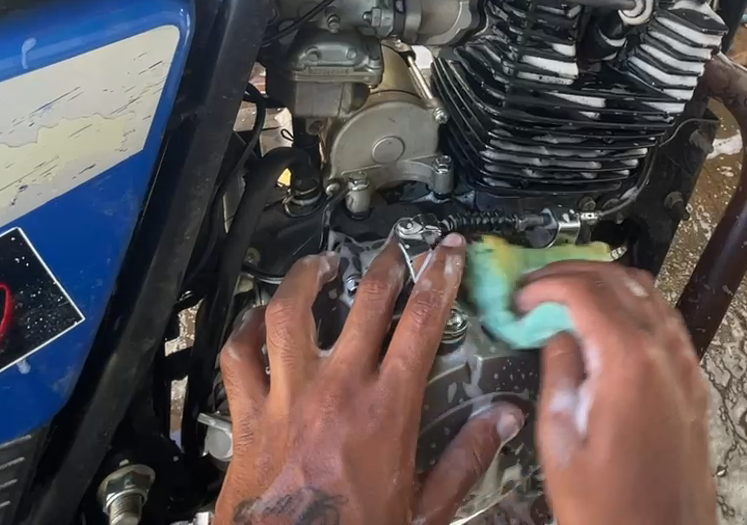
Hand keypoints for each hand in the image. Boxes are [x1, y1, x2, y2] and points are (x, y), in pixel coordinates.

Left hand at [216, 234, 522, 524]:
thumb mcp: (424, 510)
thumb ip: (467, 458)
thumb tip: (508, 417)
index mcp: (386, 406)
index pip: (422, 320)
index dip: (440, 275)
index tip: (449, 250)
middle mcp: (337, 388)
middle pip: (366, 300)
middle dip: (388, 263)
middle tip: (396, 248)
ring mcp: (287, 396)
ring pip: (291, 313)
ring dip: (308, 278)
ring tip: (323, 263)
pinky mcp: (248, 414)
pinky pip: (238, 356)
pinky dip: (246, 329)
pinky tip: (260, 317)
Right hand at [517, 262, 717, 524]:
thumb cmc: (606, 509)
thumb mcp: (563, 447)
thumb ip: (559, 376)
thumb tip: (557, 332)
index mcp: (628, 359)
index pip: (585, 291)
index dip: (547, 284)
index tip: (520, 296)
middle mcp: (663, 347)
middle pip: (617, 279)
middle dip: (573, 272)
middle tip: (537, 287)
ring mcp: (685, 360)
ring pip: (646, 290)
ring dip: (605, 281)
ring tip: (568, 294)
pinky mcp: (693, 377)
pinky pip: (665, 316)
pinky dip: (634, 301)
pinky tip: (610, 319)